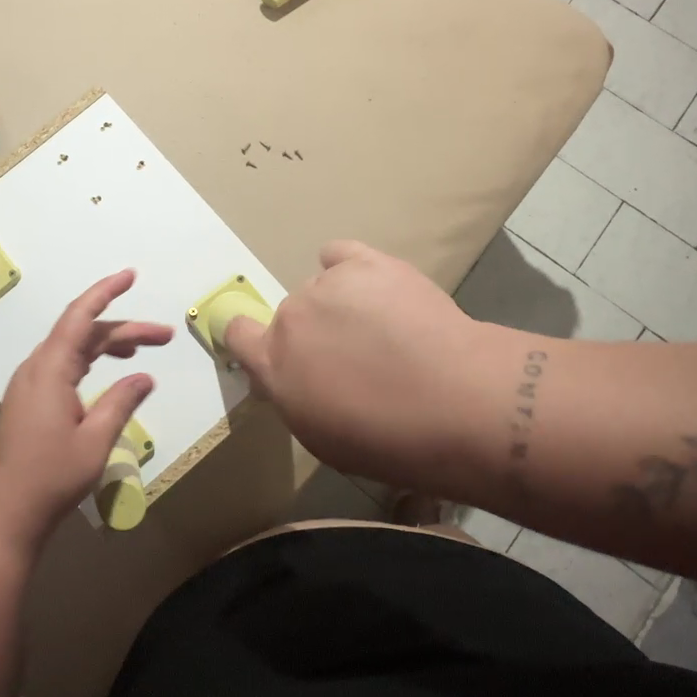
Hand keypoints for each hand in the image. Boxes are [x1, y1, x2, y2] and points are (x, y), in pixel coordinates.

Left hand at [0, 269, 169, 548]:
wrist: (3, 514)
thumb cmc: (50, 478)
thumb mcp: (95, 441)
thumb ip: (121, 402)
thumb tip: (144, 377)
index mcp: (49, 370)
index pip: (80, 316)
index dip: (106, 292)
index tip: (131, 276)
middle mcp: (35, 369)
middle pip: (81, 333)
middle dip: (123, 329)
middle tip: (163, 337)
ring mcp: (28, 386)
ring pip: (71, 350)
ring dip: (105, 346)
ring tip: (139, 353)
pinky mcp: (27, 403)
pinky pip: (61, 367)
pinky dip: (88, 363)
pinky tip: (106, 375)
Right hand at [223, 240, 513, 495]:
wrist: (459, 403)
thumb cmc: (393, 441)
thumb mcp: (324, 439)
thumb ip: (296, 398)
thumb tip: (297, 376)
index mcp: (273, 365)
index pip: (237, 334)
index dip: (255, 341)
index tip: (284, 356)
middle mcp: (290, 318)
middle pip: (291, 315)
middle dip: (315, 333)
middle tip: (358, 357)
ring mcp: (326, 286)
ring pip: (321, 289)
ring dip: (340, 306)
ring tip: (386, 329)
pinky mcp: (365, 263)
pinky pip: (339, 255)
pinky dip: (349, 267)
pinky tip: (373, 285)